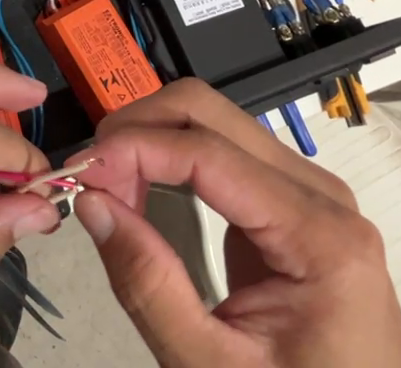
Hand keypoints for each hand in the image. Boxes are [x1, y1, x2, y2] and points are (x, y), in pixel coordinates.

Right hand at [73, 80, 400, 367]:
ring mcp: (308, 193)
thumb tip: (89, 202)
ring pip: (211, 120)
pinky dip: (168, 154)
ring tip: (109, 187)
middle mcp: (321, 196)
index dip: (134, 149)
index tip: (78, 173)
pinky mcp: (287, 202)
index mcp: (321, 237)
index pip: (209, 154)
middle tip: (91, 178)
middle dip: (138, 129)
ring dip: (149, 138)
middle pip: (210, 114)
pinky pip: (219, 149)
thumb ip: (149, 287)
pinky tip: (140, 187)